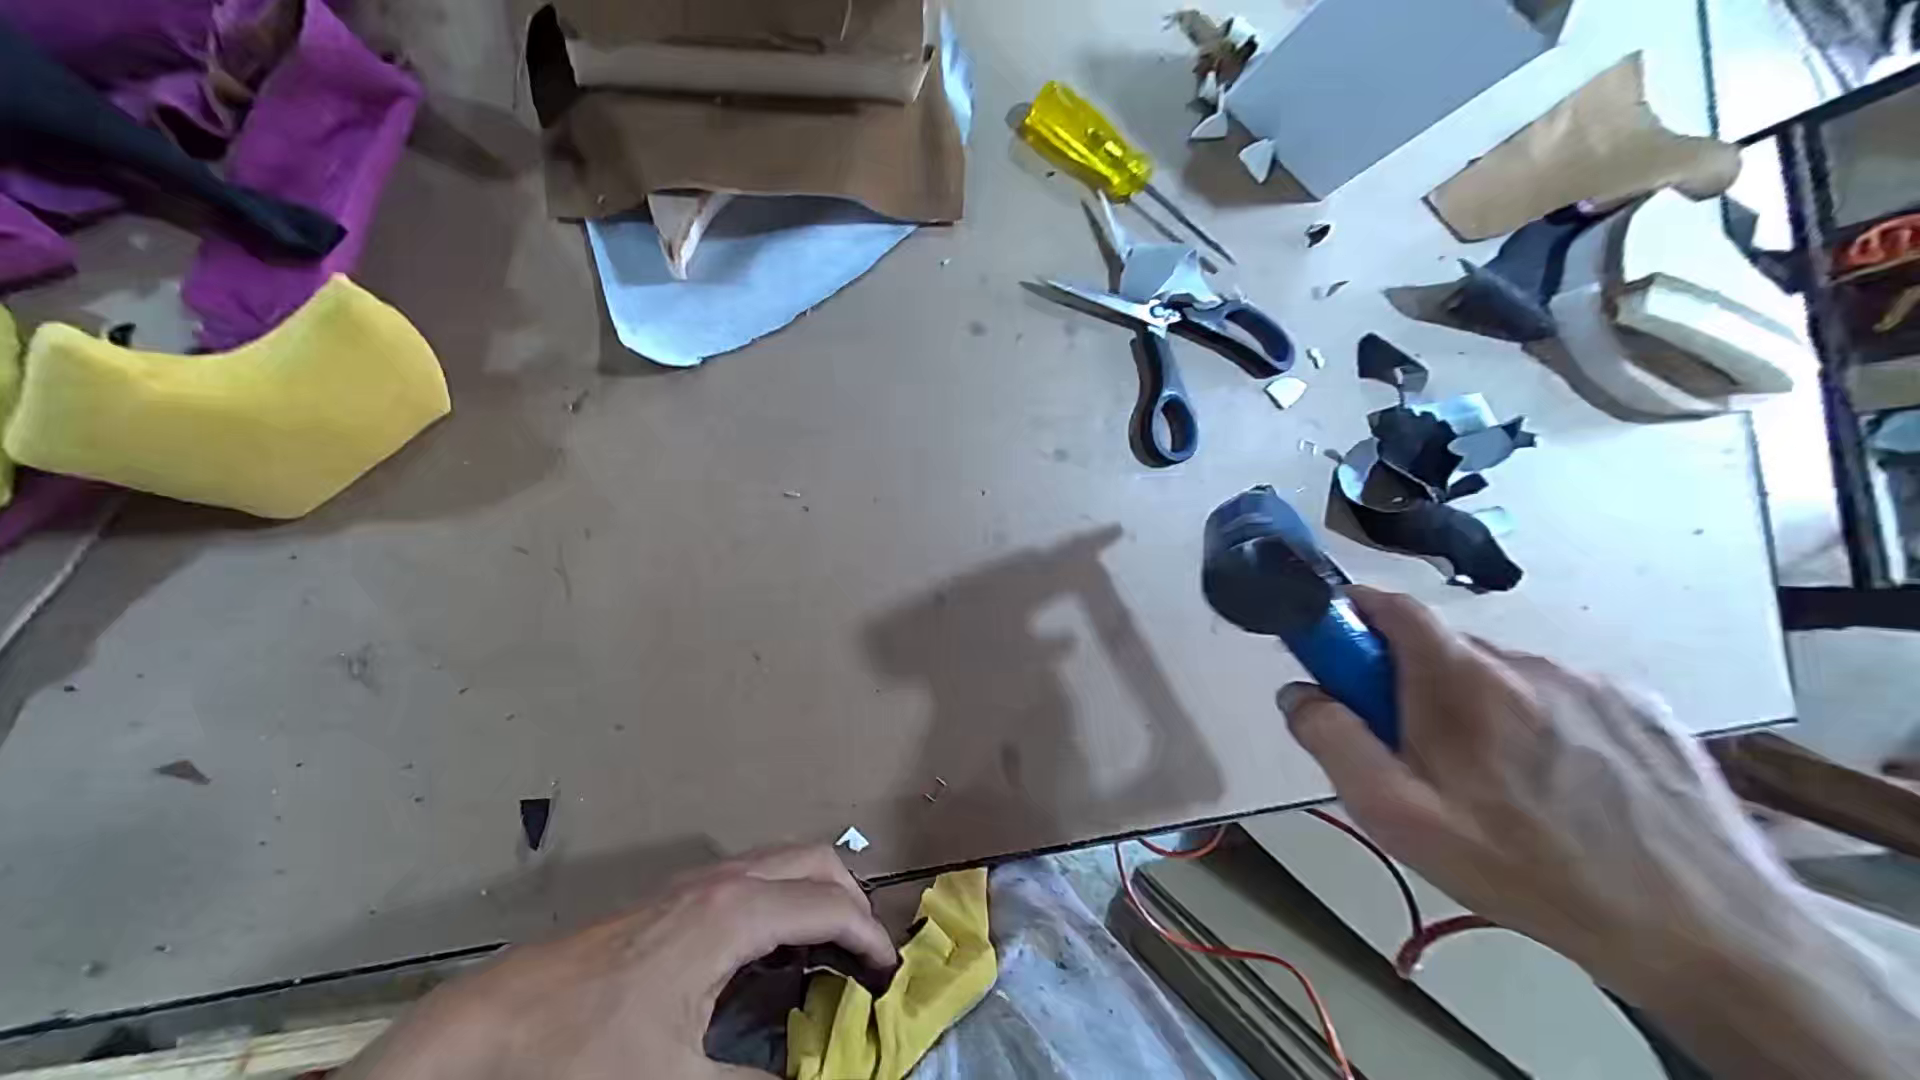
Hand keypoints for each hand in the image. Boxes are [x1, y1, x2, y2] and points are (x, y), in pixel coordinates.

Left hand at [338, 846, 893, 1079]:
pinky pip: (754, 880)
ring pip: (783, 864)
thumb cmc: (584, 1055)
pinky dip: (785, 902)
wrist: (483, 1033)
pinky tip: (772, 953)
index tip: (892, 977)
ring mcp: (695, 883)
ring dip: (818, 897)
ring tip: (831, 954)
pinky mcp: (673, 898)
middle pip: (814, 862)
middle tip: (866, 959)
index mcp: (734, 912)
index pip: (829, 906)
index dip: (869, 938)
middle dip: (852, 901)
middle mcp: (723, 881)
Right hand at [1279, 588, 1919, 1079]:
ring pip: (1500, 675)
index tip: (1338, 657)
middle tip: (1417, 752)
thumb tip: (1298, 691)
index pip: (1389, 605)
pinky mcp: (1643, 707)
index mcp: (1460, 679)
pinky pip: (1560, 695)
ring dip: (1477, 707)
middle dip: (1410, 683)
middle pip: (1441, 648)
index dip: (1351, 616)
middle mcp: (1524, 662)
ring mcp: (1592, 681)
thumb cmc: (1523, 868)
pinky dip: (1538, 721)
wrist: (1706, 934)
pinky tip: (1561, 784)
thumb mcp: (1397, 815)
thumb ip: (1331, 740)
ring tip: (1498, 783)